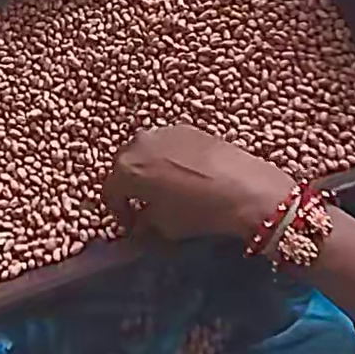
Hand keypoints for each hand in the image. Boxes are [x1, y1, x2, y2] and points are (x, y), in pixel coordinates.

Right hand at [103, 126, 295, 242]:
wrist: (244, 188)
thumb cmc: (197, 211)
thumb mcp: (164, 226)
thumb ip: (144, 222)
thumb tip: (140, 222)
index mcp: (125, 168)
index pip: (111, 191)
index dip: (119, 211)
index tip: (131, 224)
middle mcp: (138, 142)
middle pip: (125, 166)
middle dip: (131, 185)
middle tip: (144, 204)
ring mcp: (163, 131)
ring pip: (146, 151)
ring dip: (149, 168)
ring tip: (166, 187)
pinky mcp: (186, 127)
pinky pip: (167, 144)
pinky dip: (169, 158)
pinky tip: (185, 174)